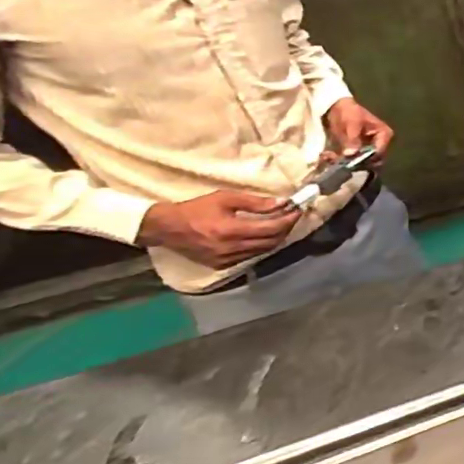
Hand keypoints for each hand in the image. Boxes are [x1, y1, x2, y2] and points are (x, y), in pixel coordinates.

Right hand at [138, 190, 299, 268]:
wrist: (166, 228)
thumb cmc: (196, 209)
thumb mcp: (225, 198)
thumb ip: (255, 202)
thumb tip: (281, 203)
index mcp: (231, 231)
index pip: (272, 228)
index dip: (289, 219)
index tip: (298, 209)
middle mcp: (231, 249)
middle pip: (272, 241)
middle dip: (286, 228)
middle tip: (292, 216)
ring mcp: (226, 260)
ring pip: (264, 250)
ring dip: (276, 237)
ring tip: (281, 223)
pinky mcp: (222, 266)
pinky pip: (251, 256)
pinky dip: (262, 245)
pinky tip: (264, 235)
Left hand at [323, 97, 392, 159]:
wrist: (336, 107)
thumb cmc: (348, 112)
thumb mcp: (351, 123)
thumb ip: (353, 138)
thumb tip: (351, 154)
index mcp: (384, 135)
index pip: (379, 152)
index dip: (365, 158)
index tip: (349, 159)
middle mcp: (380, 144)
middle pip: (372, 161)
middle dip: (354, 163)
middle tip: (338, 160)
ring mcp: (369, 149)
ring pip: (361, 164)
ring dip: (345, 163)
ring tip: (329, 157)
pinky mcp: (358, 152)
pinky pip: (352, 162)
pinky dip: (340, 161)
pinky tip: (328, 156)